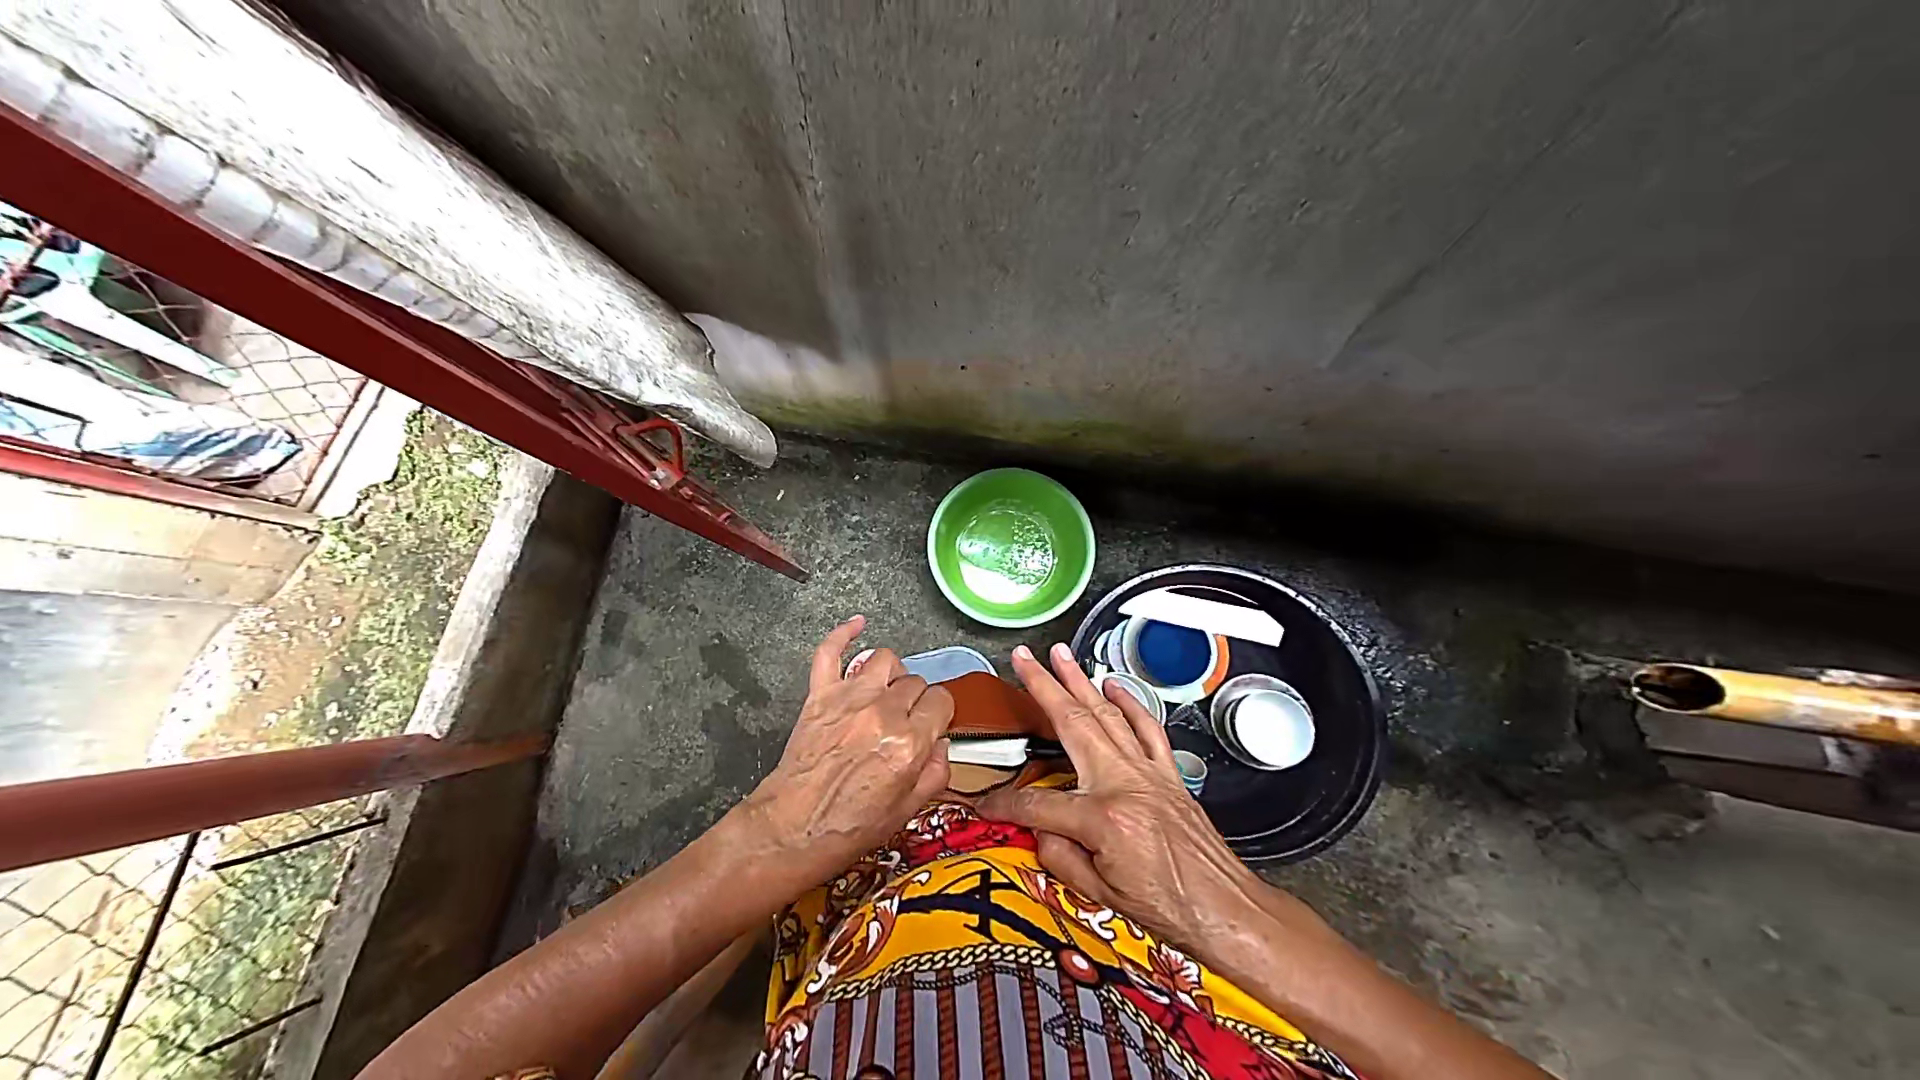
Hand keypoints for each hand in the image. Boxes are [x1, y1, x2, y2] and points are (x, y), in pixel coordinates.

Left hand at [744, 617, 952, 880]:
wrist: (792, 831)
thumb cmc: (846, 827)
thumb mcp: (907, 811)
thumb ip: (935, 772)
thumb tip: (941, 746)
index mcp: (909, 743)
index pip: (942, 702)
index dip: (940, 713)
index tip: (933, 722)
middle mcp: (882, 714)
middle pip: (916, 682)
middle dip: (917, 699)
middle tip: (907, 719)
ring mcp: (849, 699)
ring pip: (885, 659)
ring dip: (892, 673)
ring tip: (888, 690)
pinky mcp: (820, 695)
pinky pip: (830, 651)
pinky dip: (843, 633)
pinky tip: (856, 624)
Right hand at [978, 643, 1282, 956]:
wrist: (1225, 911)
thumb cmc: (1171, 908)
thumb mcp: (1099, 893)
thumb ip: (1059, 856)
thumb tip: (1039, 830)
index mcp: (1102, 818)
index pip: (1036, 804)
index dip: (1004, 804)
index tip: (987, 804)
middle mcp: (1125, 783)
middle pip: (1072, 723)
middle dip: (1043, 685)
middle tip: (1025, 660)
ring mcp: (1148, 773)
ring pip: (1107, 713)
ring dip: (1080, 680)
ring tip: (1061, 656)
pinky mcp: (1167, 775)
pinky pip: (1147, 728)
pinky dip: (1130, 703)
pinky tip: (1114, 687)